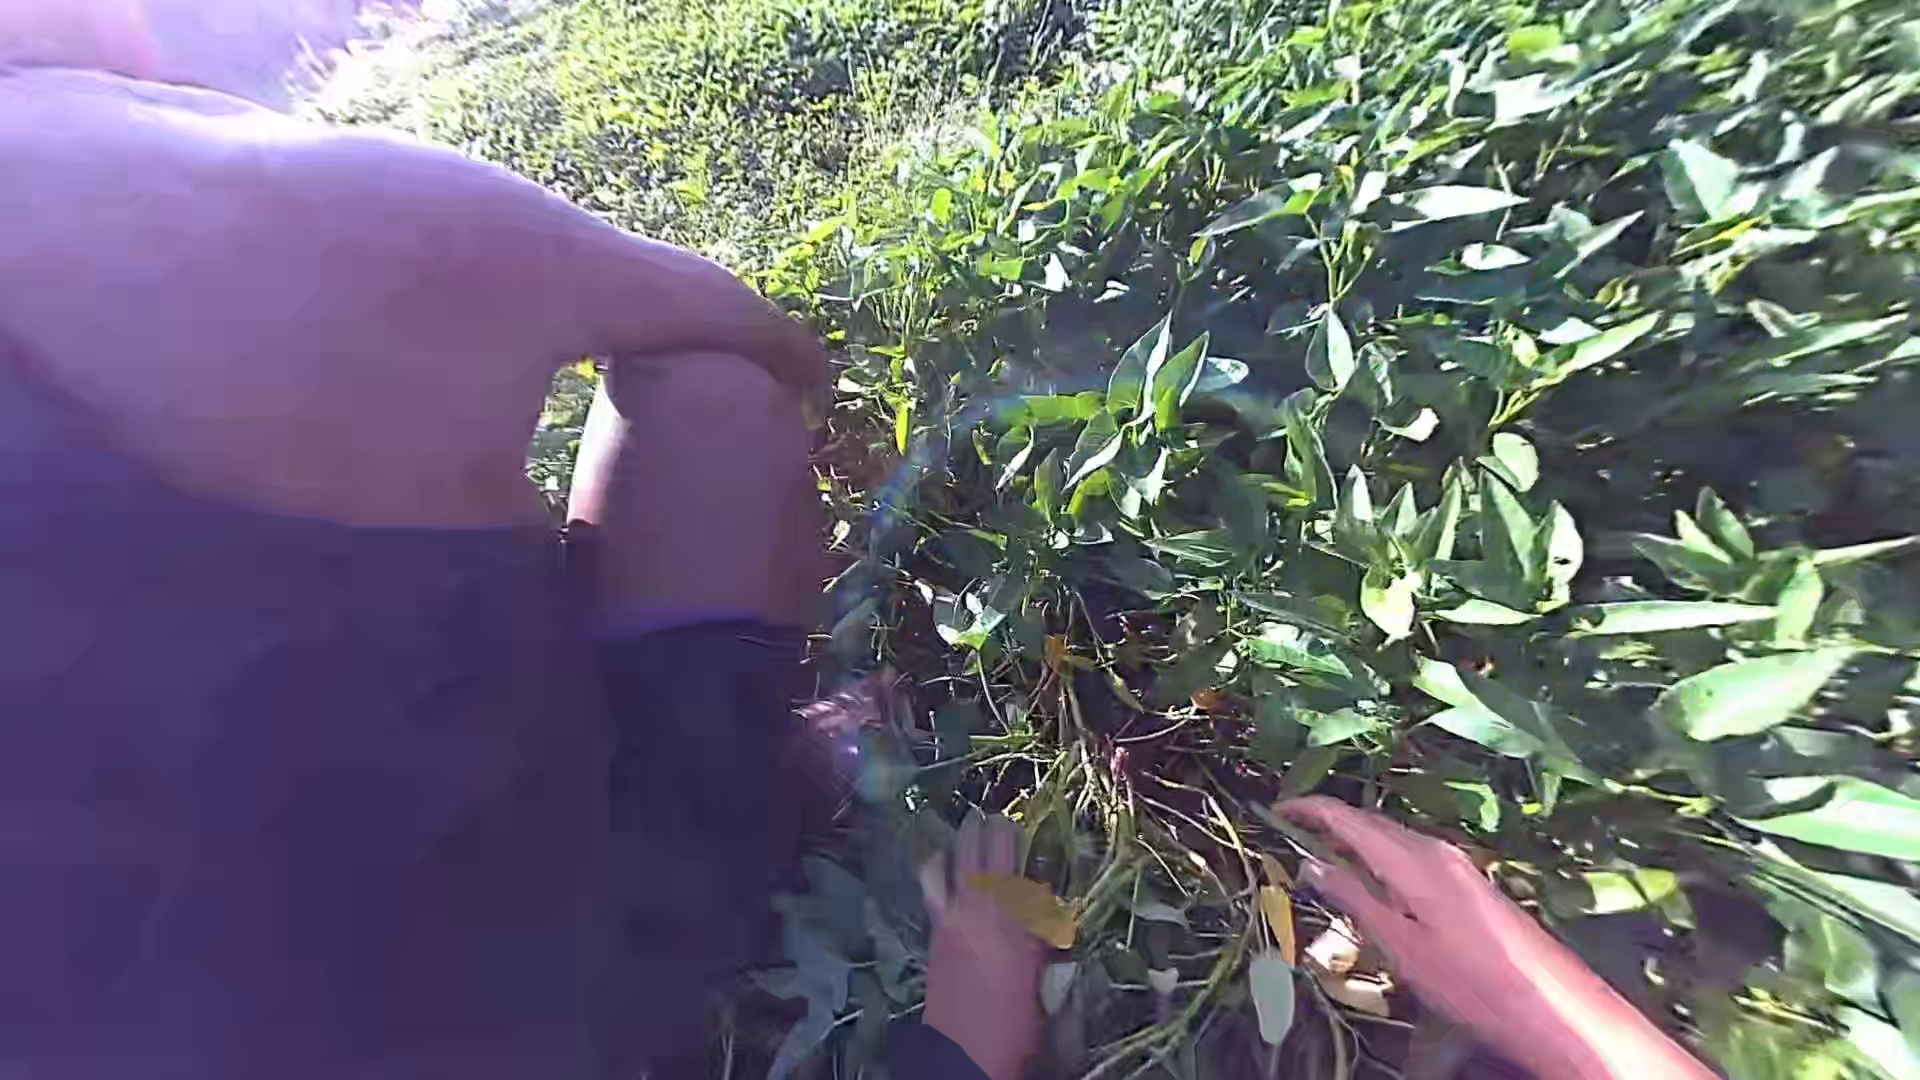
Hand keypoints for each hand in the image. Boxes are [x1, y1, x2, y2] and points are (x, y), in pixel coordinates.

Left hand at [920, 813, 1045, 1079]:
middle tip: (999, 817)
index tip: (1028, 834)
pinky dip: (936, 867)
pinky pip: (934, 887)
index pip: (1027, 879)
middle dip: (996, 834)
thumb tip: (1043, 916)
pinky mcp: (938, 927)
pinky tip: (938, 855)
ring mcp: (958, 917)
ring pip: (962, 865)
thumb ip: (1039, 946)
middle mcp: (988, 914)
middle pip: (992, 860)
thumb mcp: (1037, 988)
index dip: (1028, 857)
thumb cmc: (1010, 1028)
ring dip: (967, 840)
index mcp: (1019, 930)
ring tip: (972, 820)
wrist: (961, 1055)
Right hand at [1277, 797, 1714, 1079]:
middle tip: (1293, 837)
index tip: (1275, 811)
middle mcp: (1431, 848)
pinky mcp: (1470, 881)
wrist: (1572, 1020)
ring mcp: (1456, 863)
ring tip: (1326, 859)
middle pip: (1367, 820)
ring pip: (1389, 835)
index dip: (1305, 808)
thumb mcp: (1402, 947)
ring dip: (1353, 838)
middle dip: (1327, 821)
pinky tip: (1374, 882)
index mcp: (1410, 858)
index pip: (1343, 816)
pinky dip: (1379, 854)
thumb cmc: (1475, 985)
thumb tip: (1310, 863)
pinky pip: (1410, 851)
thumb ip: (1353, 898)